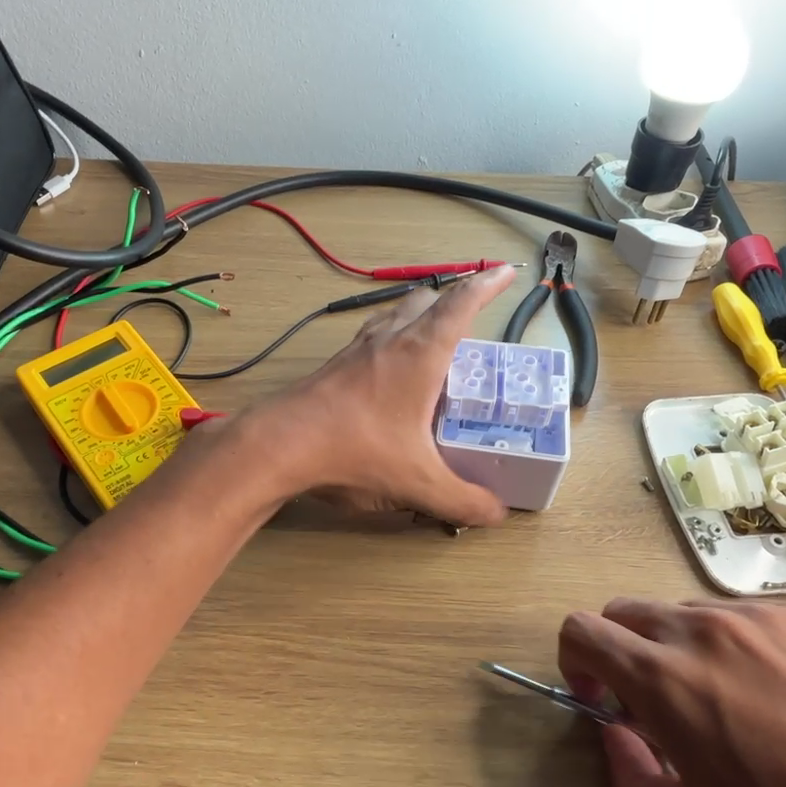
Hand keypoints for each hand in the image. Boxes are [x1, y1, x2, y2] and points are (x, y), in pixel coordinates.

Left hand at [240, 265, 516, 525]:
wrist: (279, 445)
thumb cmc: (356, 451)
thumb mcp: (418, 483)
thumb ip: (462, 500)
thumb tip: (496, 514)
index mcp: (421, 353)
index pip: (461, 305)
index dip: (487, 285)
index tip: (506, 271)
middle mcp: (389, 340)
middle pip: (424, 301)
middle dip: (451, 301)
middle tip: (470, 321)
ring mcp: (355, 351)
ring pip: (392, 315)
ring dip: (416, 316)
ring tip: (430, 338)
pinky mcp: (332, 368)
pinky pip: (368, 339)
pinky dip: (387, 340)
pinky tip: (385, 370)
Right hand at [556, 597, 785, 786]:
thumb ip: (625, 775)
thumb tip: (614, 734)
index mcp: (664, 678)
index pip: (581, 629)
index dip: (574, 660)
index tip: (598, 695)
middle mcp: (702, 630)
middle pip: (625, 612)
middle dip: (621, 652)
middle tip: (654, 704)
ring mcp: (759, 616)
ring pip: (685, 614)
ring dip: (679, 649)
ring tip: (727, 704)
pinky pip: (744, 619)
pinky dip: (735, 647)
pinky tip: (781, 697)